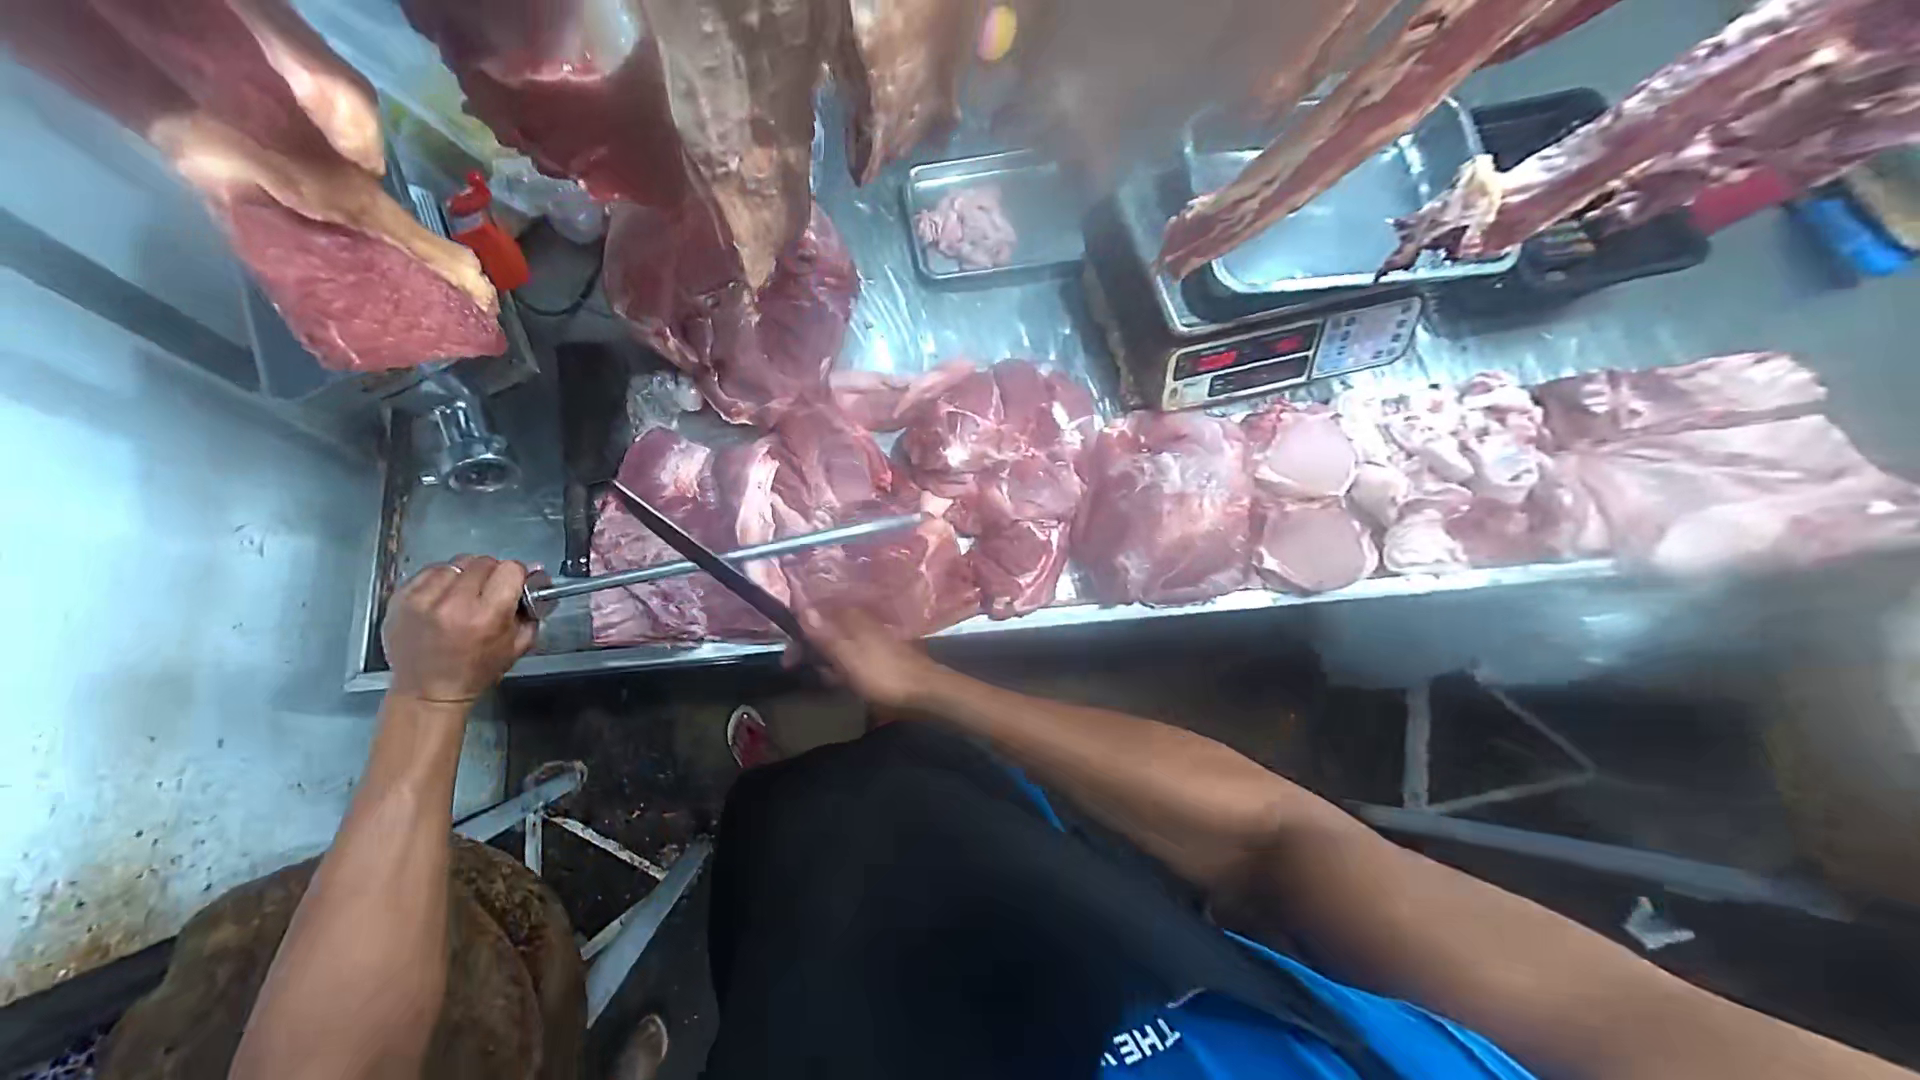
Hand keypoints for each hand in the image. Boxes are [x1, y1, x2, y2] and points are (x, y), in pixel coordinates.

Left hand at [383, 555, 536, 706]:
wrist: (428, 690)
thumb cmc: (478, 670)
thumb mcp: (518, 644)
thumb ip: (531, 608)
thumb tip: (534, 574)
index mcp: (486, 616)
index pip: (509, 569)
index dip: (516, 575)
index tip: (515, 584)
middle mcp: (453, 604)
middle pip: (483, 562)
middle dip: (492, 573)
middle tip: (491, 590)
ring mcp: (422, 600)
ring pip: (455, 563)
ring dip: (466, 574)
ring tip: (465, 592)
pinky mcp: (399, 599)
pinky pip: (429, 572)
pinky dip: (441, 578)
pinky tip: (444, 595)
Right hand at [792, 608, 943, 709]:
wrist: (923, 690)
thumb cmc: (882, 675)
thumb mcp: (847, 656)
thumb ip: (824, 634)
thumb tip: (802, 606)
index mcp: (851, 617)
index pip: (815, 615)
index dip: (798, 636)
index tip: (789, 658)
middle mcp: (859, 622)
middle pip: (825, 630)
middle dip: (811, 651)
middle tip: (804, 672)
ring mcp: (869, 637)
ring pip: (837, 646)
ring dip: (827, 663)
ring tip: (829, 680)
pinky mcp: (877, 653)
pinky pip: (850, 657)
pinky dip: (843, 668)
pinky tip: (843, 682)